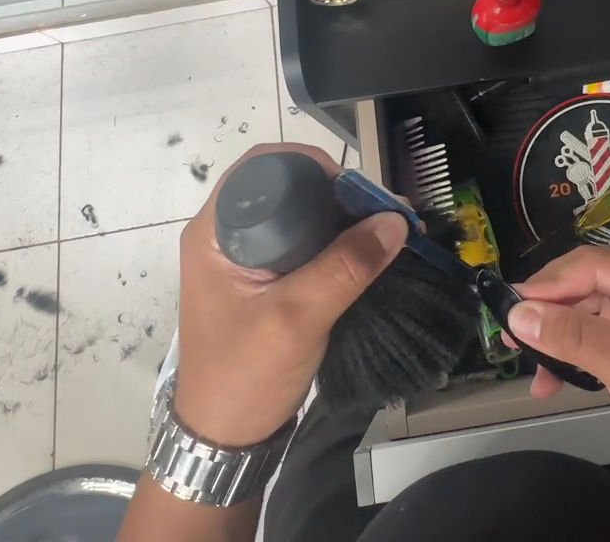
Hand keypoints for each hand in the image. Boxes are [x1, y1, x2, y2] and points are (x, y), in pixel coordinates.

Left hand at [172, 143, 406, 446]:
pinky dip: (338, 243)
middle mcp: (227, 236)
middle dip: (335, 194)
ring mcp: (247, 259)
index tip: (352, 192)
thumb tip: (396, 220)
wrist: (226, 442)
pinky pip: (306, 243)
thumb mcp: (296, 319)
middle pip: (285, 188)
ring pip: (300, 216)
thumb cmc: (245, 376)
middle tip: (378, 213)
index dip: (309, 167)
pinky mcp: (267, 280)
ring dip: (341, 219)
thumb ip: (344, 268)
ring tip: (384, 230)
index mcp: (213, 233)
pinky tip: (370, 251)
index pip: (261, 168)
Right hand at [505, 246, 609, 472]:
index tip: (510, 307)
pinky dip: (569, 352)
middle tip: (509, 332)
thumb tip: (517, 313)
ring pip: (583, 308)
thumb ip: (573, 336)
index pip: (590, 264)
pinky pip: (592, 333)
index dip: (548, 283)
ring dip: (554, 334)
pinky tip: (548, 380)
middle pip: (583, 283)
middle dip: (547, 308)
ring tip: (523, 358)